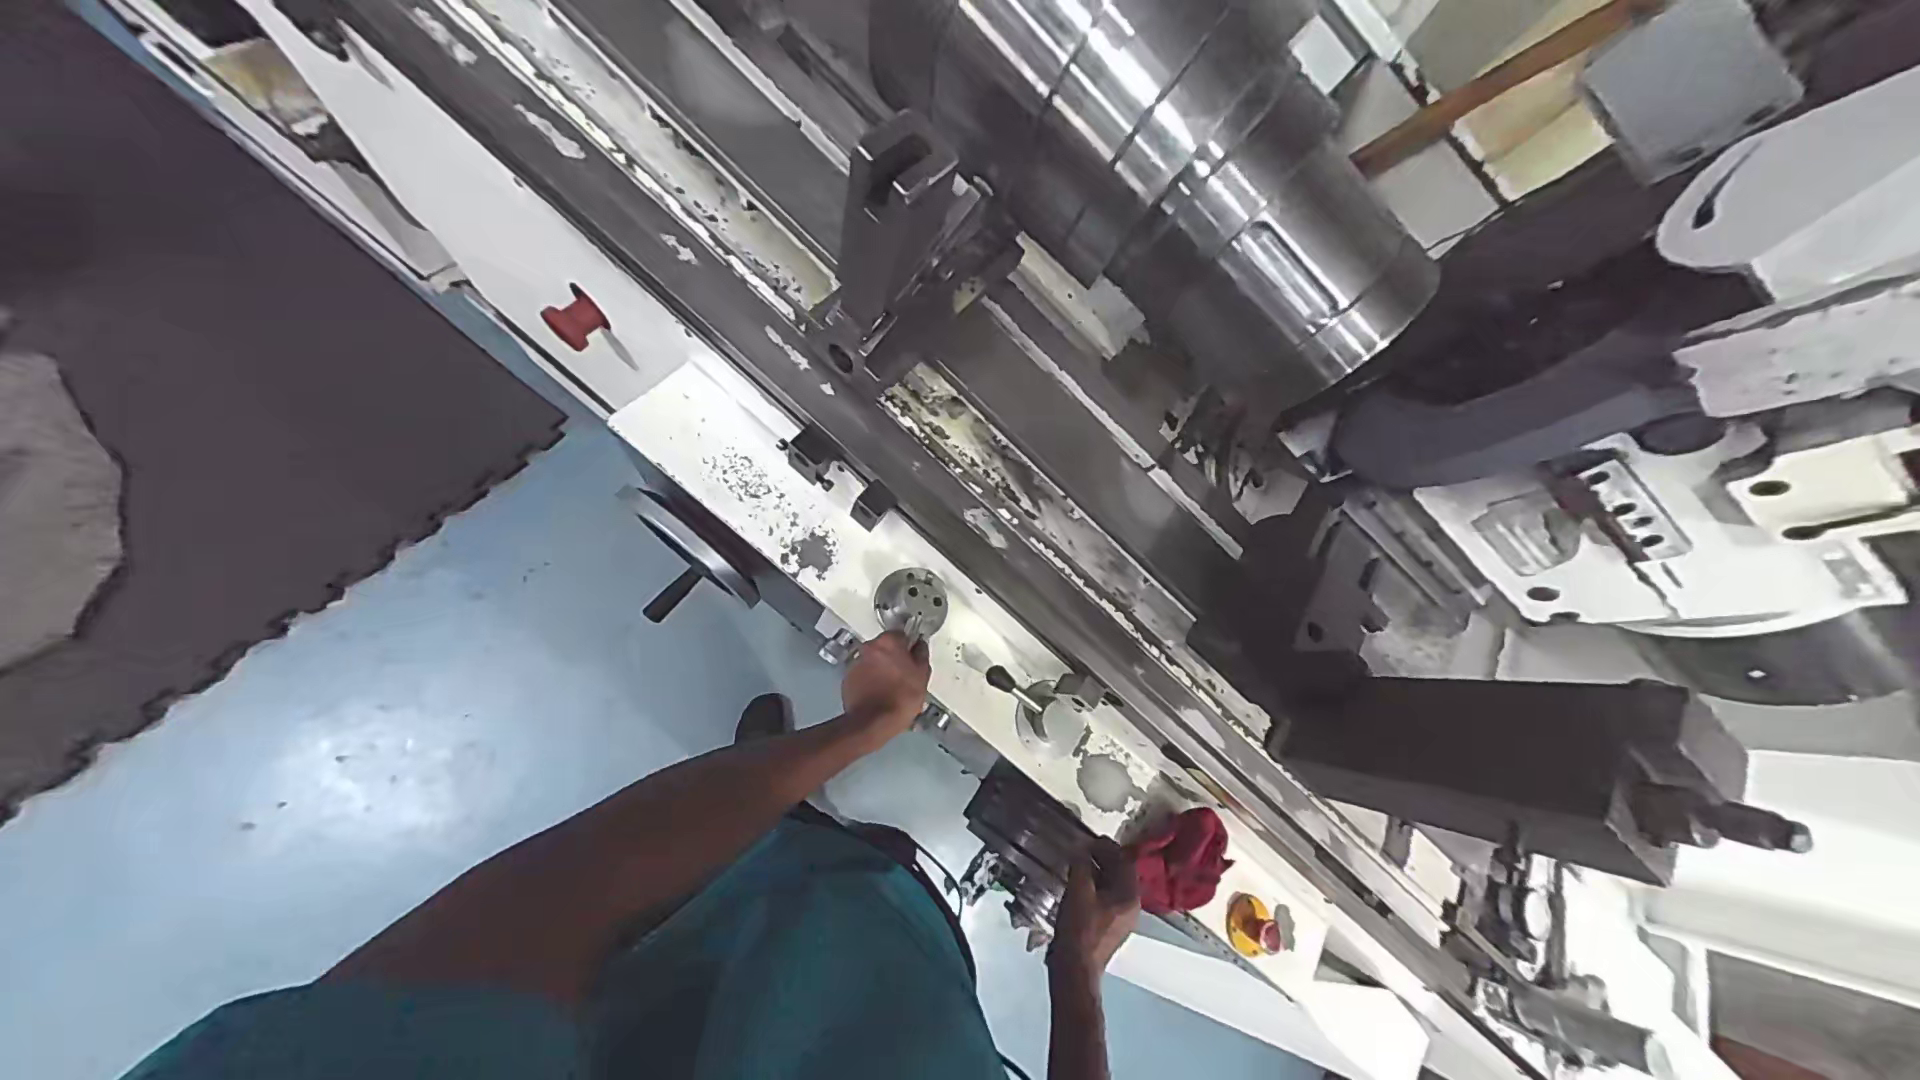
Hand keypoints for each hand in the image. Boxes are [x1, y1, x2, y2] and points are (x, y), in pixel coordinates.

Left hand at [840, 630, 930, 741]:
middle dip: (894, 657)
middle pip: (885, 646)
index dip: (909, 645)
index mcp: (888, 642)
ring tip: (893, 687)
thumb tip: (920, 647)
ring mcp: (856, 663)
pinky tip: (881, 693)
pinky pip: (863, 674)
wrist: (873, 722)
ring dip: (881, 669)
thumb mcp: (922, 675)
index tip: (914, 655)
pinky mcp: (848, 679)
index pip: (901, 633)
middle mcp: (869, 648)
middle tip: (905, 674)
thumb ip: (921, 655)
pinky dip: (870, 680)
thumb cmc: (898, 699)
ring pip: (873, 660)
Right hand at [1049, 838, 1139, 979]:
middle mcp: (1132, 906)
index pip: (1124, 861)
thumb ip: (1082, 865)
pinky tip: (1078, 885)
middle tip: (1082, 849)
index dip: (1108, 846)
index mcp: (1130, 896)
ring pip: (1113, 886)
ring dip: (1097, 872)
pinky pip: (1106, 898)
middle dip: (1103, 858)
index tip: (1090, 839)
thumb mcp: (1078, 890)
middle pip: (1121, 873)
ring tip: (1078, 864)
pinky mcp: (1110, 928)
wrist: (1075, 970)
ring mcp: (1122, 919)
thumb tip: (1082, 850)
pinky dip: (1095, 887)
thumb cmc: (1079, 928)